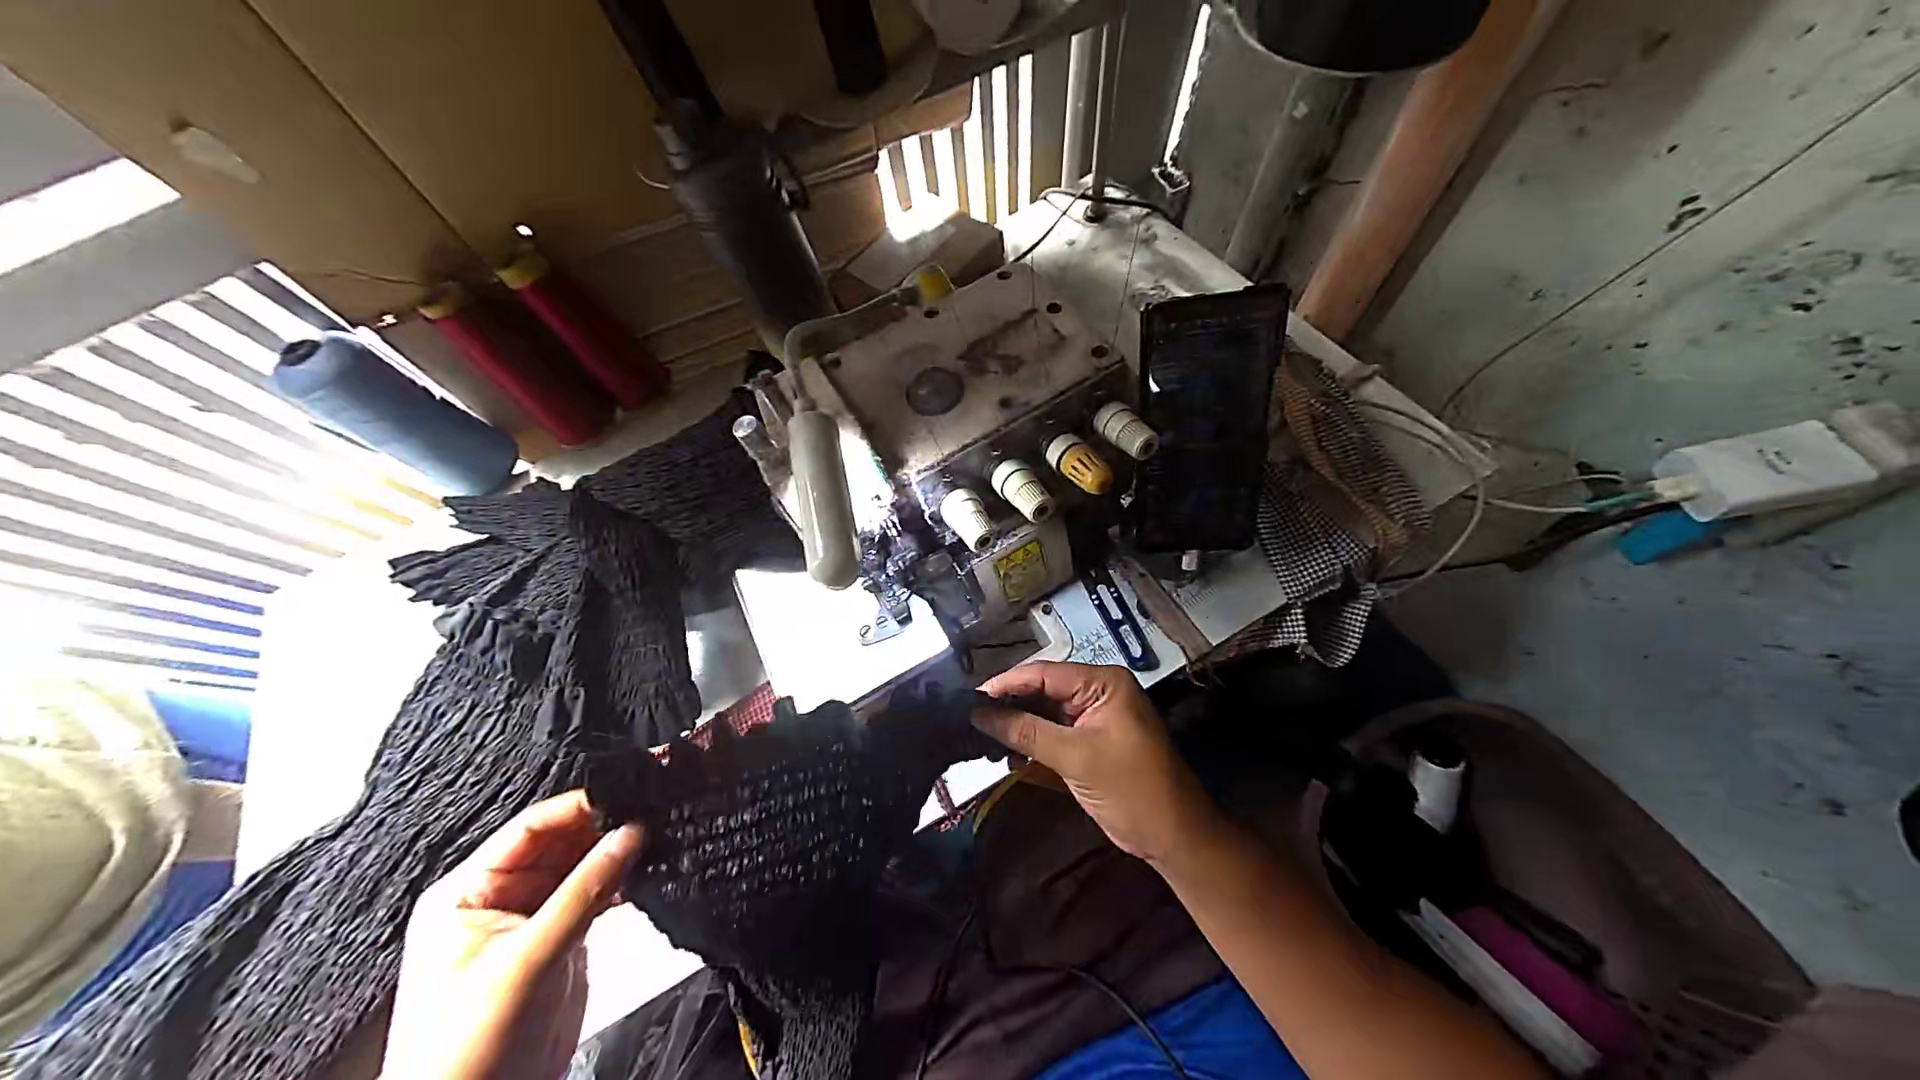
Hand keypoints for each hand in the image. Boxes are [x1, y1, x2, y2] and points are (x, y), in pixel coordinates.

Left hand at [383, 790, 645, 1079]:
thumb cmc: (462, 1055)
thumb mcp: (529, 961)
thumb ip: (584, 891)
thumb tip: (630, 834)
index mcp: (466, 893)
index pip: (532, 826)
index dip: (582, 805)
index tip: (629, 793)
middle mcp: (498, 899)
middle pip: (562, 841)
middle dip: (607, 824)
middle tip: (653, 809)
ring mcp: (530, 919)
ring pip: (582, 865)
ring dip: (618, 851)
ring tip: (657, 834)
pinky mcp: (558, 939)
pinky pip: (594, 893)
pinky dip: (620, 882)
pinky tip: (646, 872)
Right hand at [975, 661, 1220, 865]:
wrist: (1173, 837)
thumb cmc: (1134, 790)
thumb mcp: (1077, 757)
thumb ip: (1026, 732)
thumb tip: (980, 715)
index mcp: (1104, 683)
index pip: (1046, 673)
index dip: (1007, 683)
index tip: (972, 698)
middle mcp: (1097, 692)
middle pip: (1042, 691)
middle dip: (1009, 705)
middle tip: (971, 718)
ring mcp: (1092, 718)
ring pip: (1043, 713)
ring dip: (1016, 726)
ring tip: (982, 737)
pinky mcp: (1087, 742)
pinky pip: (1051, 733)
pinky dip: (1030, 742)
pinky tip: (1006, 754)